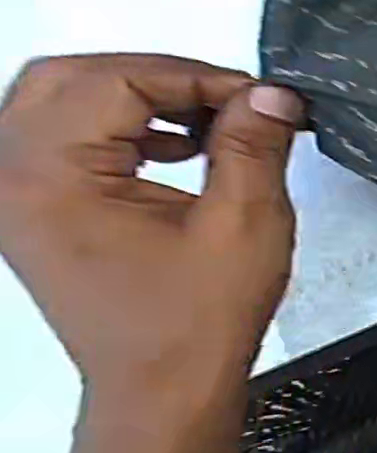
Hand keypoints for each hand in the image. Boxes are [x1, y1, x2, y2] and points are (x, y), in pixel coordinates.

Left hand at [0, 54, 305, 406]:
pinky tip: (185, 150)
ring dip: (144, 97)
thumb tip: (273, 95)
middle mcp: (5, 170)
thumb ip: (253, 150)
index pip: (112, 83)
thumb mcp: (248, 223)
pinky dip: (127, 125)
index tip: (270, 101)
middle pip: (66, 78)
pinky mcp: (33, 204)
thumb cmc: (206, 306)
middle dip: (163, 76)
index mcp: (47, 173)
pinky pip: (64, 135)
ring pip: (59, 101)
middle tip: (242, 99)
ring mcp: (10, 189)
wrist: (164, 376)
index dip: (197, 78)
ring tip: (220, 122)